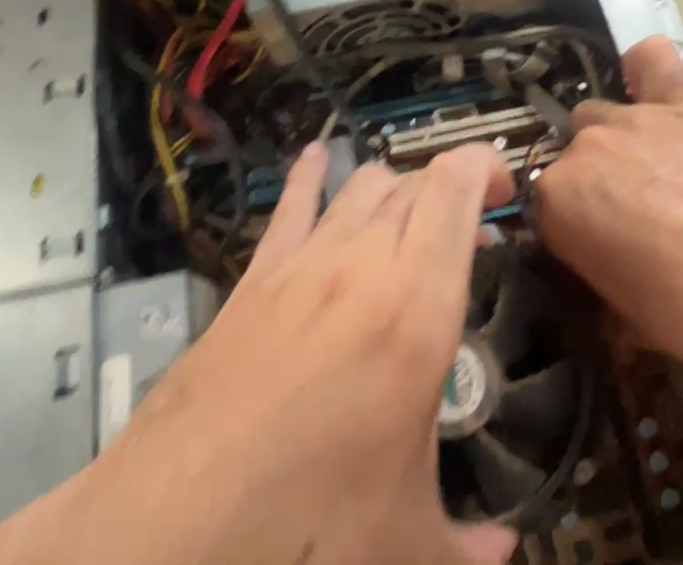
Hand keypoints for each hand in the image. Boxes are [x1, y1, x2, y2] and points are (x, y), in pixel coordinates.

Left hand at [0, 143, 521, 564]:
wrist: (177, 520)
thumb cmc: (309, 522)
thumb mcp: (408, 542)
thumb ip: (469, 546)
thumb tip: (504, 558)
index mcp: (417, 310)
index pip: (454, 191)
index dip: (483, 165)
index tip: (505, 185)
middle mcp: (361, 266)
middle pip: (412, 184)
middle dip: (450, 189)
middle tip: (473, 227)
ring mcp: (301, 266)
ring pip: (358, 186)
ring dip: (395, 188)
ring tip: (413, 213)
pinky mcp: (253, 281)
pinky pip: (287, 208)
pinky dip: (308, 177)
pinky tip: (316, 158)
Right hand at [536, 36, 682, 391]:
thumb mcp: (627, 314)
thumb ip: (595, 269)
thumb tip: (599, 269)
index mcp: (558, 203)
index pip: (542, 208)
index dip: (569, 232)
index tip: (594, 252)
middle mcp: (585, 151)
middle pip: (570, 159)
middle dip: (590, 188)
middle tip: (629, 223)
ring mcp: (635, 122)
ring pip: (600, 117)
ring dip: (615, 142)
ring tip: (653, 174)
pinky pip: (654, 65)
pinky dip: (647, 70)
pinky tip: (649, 82)